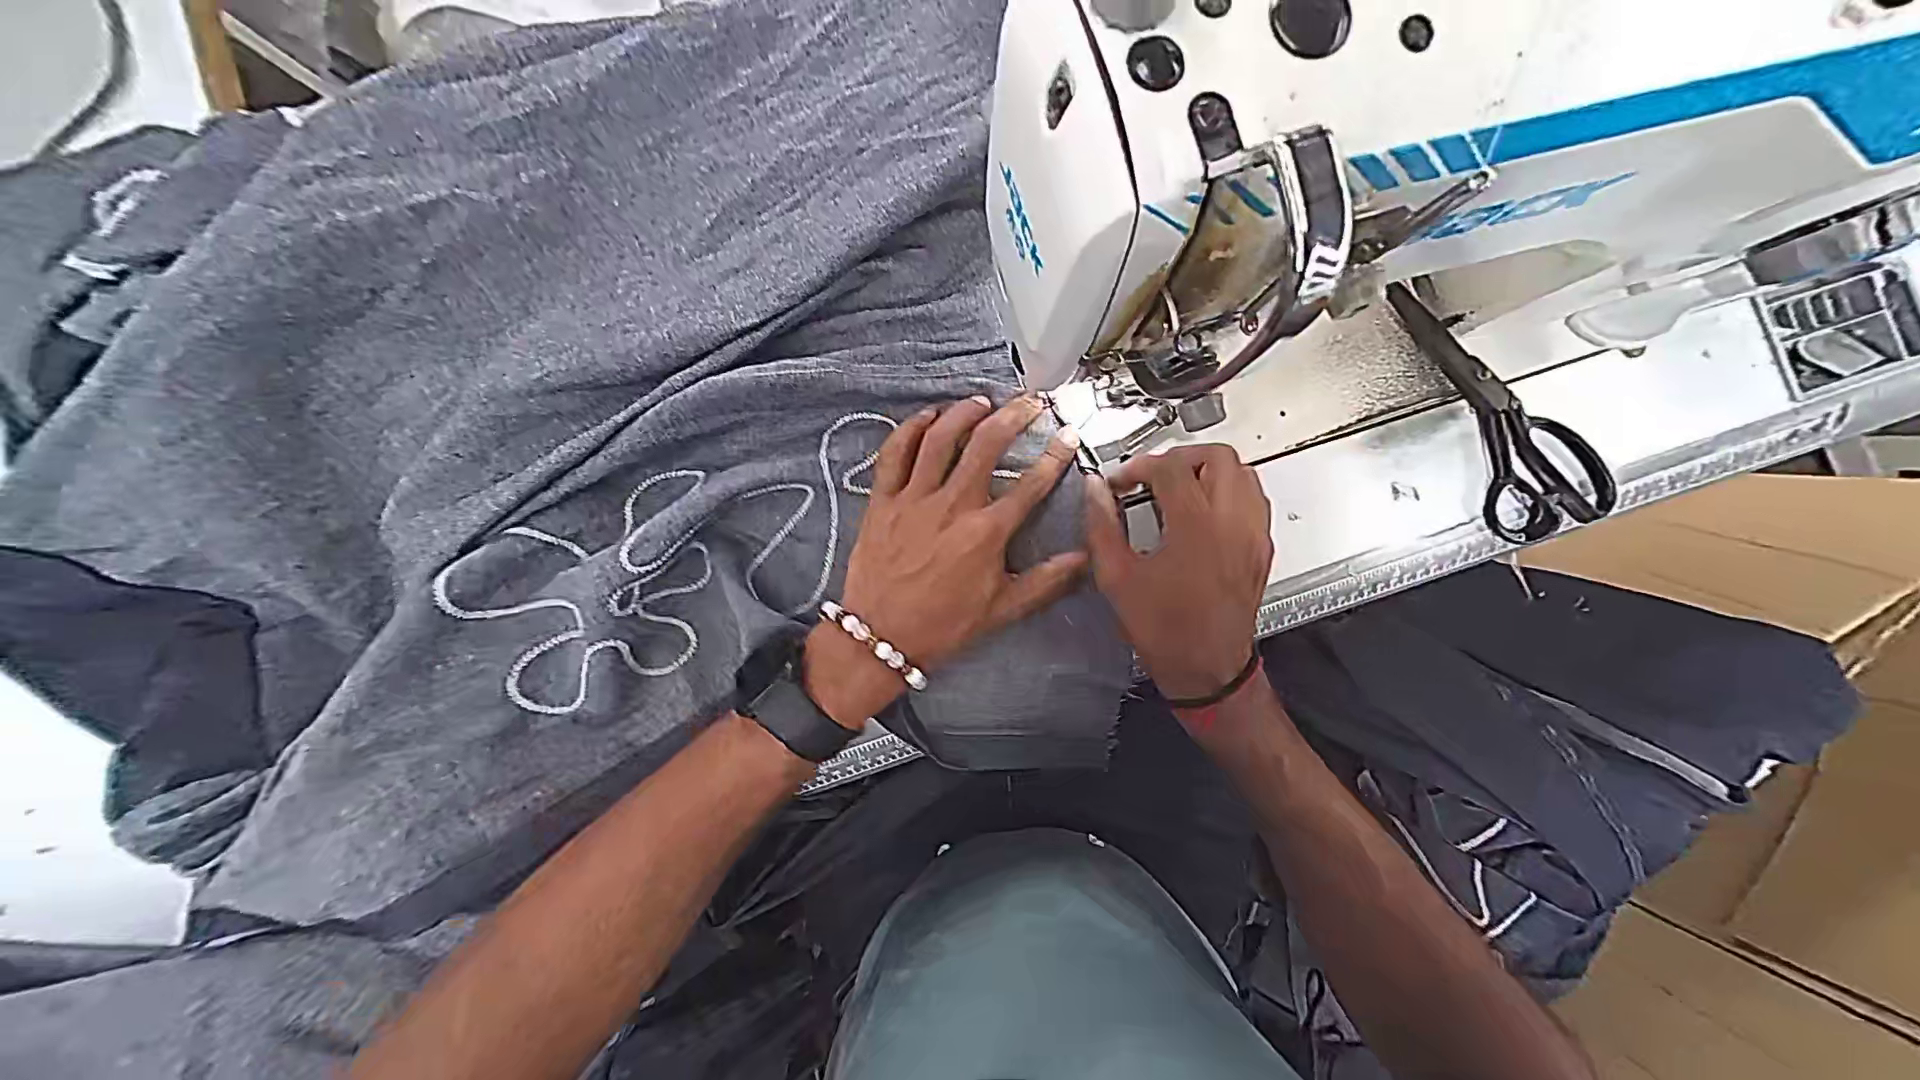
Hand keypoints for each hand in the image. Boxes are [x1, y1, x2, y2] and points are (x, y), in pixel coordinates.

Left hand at [802, 394, 1087, 727]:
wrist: (880, 639)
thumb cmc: (942, 626)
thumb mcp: (1001, 610)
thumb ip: (1046, 582)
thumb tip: (1083, 559)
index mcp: (986, 533)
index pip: (1030, 483)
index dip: (1055, 455)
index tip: (1067, 437)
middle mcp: (952, 506)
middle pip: (987, 444)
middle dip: (1015, 416)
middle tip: (1030, 404)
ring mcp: (914, 499)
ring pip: (941, 438)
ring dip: (965, 413)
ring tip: (982, 402)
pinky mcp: (883, 501)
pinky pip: (894, 454)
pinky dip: (911, 429)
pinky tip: (927, 417)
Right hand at [1084, 444, 1272, 699]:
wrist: (1207, 668)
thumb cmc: (1167, 632)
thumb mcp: (1117, 578)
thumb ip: (1102, 526)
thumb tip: (1095, 493)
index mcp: (1196, 527)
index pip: (1171, 468)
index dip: (1139, 466)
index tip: (1123, 481)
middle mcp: (1232, 524)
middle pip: (1217, 457)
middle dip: (1179, 457)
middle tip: (1154, 474)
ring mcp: (1252, 536)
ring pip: (1244, 473)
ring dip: (1208, 470)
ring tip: (1179, 487)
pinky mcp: (1261, 549)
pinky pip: (1254, 500)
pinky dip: (1229, 492)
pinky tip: (1204, 511)